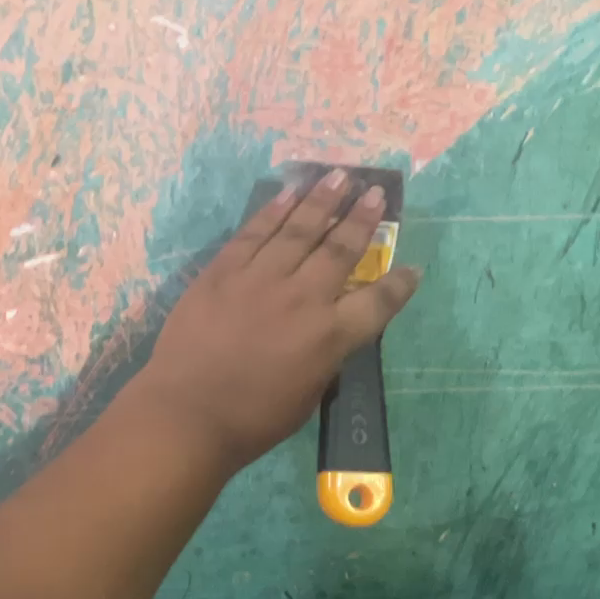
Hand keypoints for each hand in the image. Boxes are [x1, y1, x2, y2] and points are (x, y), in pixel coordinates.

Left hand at [125, 168, 421, 470]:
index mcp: (329, 337)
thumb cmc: (251, 422)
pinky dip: (274, 211)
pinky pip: (253, 234)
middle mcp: (302, 299)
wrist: (187, 415)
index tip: (412, 269)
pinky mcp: (222, 273)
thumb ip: (323, 359)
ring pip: (298, 230)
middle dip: (362, 219)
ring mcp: (260, 280)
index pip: (377, 303)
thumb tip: (327, 334)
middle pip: (340, 250)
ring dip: (322, 200)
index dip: (398, 286)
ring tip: (340, 176)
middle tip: (376, 193)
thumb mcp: (306, 398)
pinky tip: (289, 193)